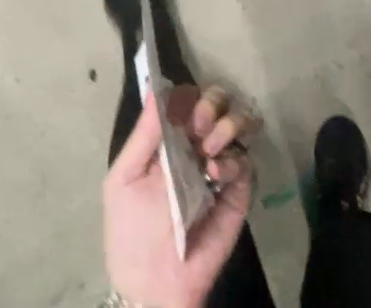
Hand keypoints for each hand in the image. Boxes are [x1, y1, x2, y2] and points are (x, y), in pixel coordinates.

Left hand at [104, 84, 257, 307]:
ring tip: (210, 150)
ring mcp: (220, 165)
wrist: (156, 283)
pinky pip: (245, 160)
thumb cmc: (132, 232)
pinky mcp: (240, 189)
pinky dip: (232, 162)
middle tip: (201, 127)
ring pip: (241, 122)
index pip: (188, 100)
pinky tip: (216, 177)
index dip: (191, 96)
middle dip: (214, 103)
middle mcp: (197, 147)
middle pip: (220, 102)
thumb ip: (143, 135)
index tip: (185, 109)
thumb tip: (154, 87)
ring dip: (229, 124)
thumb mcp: (124, 180)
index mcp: (168, 142)